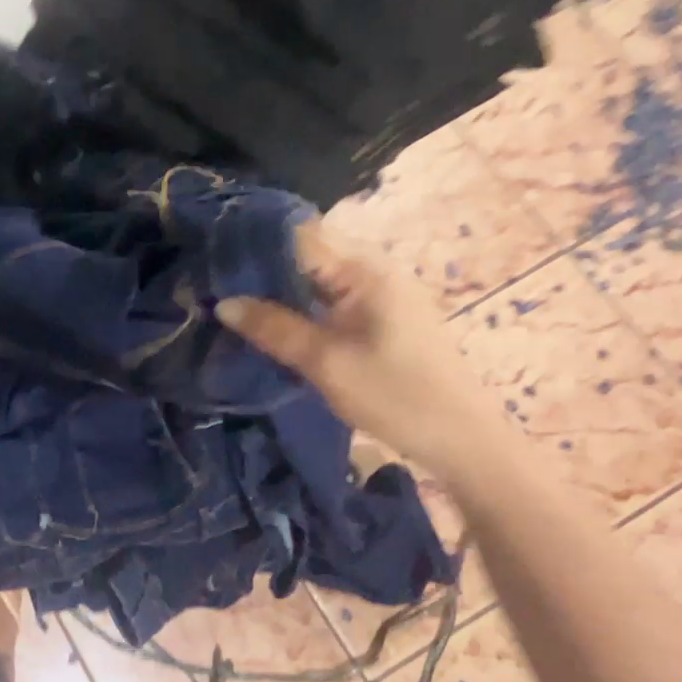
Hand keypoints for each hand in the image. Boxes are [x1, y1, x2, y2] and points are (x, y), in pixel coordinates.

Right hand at [214, 224, 497, 467]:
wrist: (469, 447)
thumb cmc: (399, 398)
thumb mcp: (325, 363)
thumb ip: (272, 327)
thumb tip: (222, 302)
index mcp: (366, 270)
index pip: (298, 234)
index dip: (253, 239)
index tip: (212, 250)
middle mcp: (375, 270)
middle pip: (306, 250)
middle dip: (260, 262)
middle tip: (213, 276)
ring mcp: (381, 293)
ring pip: (315, 274)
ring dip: (277, 283)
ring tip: (232, 294)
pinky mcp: (382, 316)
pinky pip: (328, 294)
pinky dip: (298, 300)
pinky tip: (271, 316)